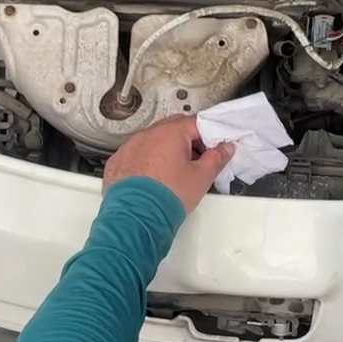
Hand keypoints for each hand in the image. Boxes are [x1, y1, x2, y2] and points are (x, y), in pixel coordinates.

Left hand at [103, 116, 234, 211]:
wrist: (135, 219)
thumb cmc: (166, 198)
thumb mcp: (201, 178)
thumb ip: (216, 158)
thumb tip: (224, 149)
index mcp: (170, 133)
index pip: (196, 122)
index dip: (209, 135)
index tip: (214, 149)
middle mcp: (147, 136)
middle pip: (173, 129)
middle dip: (187, 141)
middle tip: (197, 161)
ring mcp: (129, 148)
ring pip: (153, 142)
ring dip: (165, 152)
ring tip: (174, 174)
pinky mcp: (117, 163)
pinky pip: (136, 155)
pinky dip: (146, 162)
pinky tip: (154, 179)